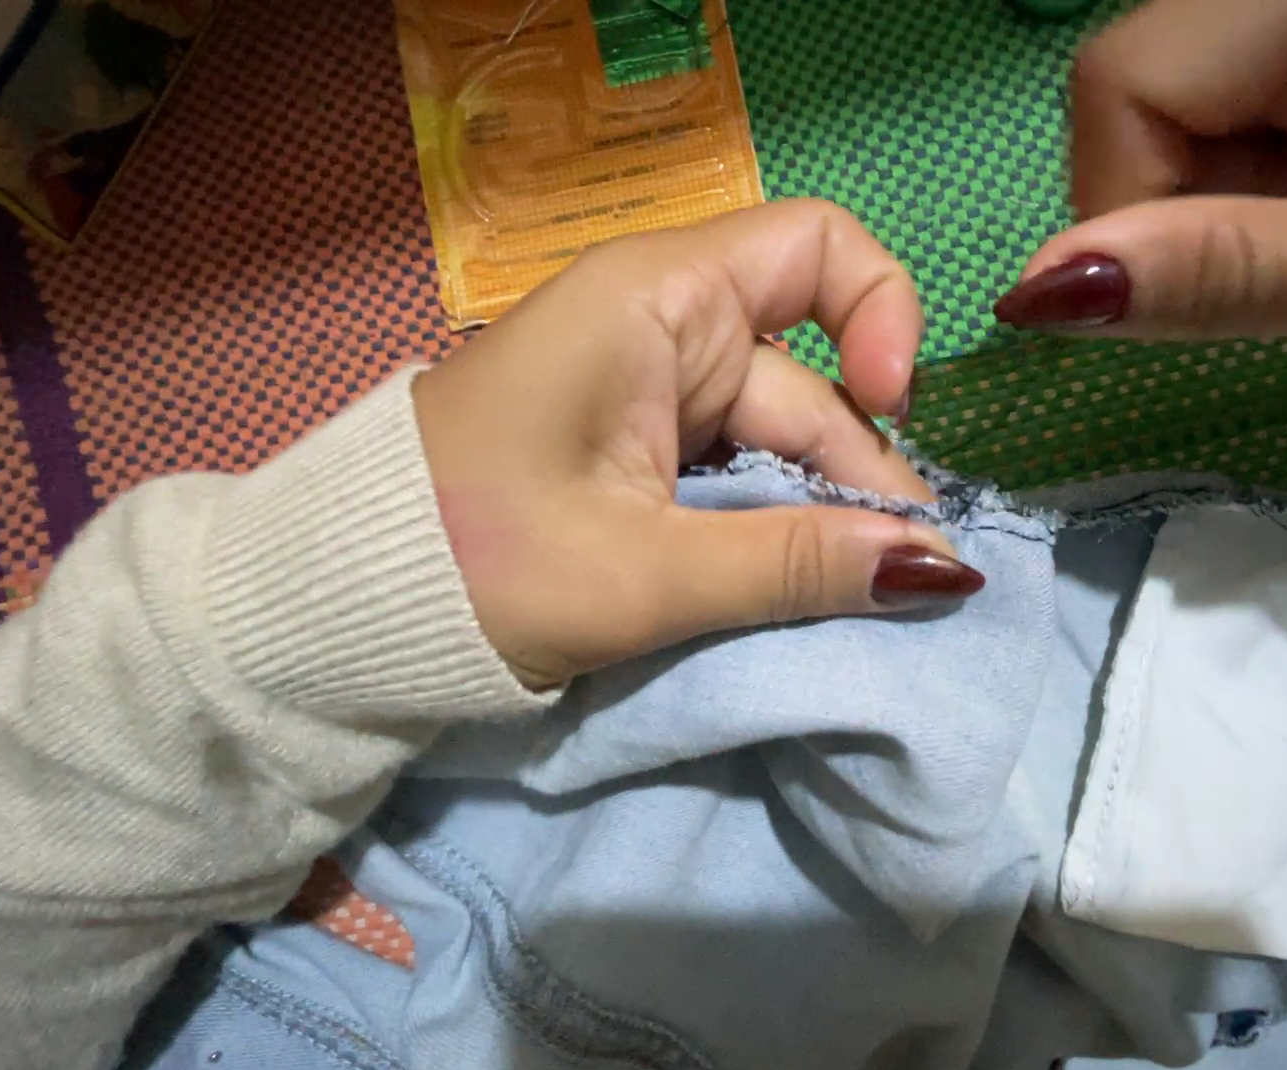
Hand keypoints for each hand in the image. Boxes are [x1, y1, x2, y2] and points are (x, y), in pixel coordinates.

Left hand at [413, 200, 984, 688]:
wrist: (347, 603)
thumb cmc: (478, 563)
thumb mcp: (645, 573)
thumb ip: (794, 565)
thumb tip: (939, 568)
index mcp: (656, 303)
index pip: (816, 248)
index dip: (882, 316)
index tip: (891, 410)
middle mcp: (665, 330)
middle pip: (809, 382)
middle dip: (857, 478)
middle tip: (901, 578)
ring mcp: (655, 394)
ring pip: (779, 441)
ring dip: (819, 516)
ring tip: (858, 595)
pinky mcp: (643, 449)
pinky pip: (738, 474)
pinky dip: (772, 526)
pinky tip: (796, 583)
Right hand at [997, 0, 1286, 359]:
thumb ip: (1235, 274)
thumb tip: (1034, 294)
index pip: (1130, 77)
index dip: (1119, 202)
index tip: (1197, 288)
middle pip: (1141, 87)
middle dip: (1175, 206)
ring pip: (1173, 109)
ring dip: (1218, 200)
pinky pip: (1227, 109)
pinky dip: (1255, 183)